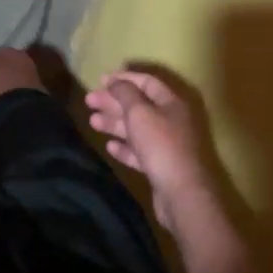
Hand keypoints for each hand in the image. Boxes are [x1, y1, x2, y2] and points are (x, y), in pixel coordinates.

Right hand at [85, 68, 210, 224]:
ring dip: (114, 123)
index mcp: (171, 104)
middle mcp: (171, 121)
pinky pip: (140, 151)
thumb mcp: (139, 112)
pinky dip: (125, 147)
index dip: (124, 78)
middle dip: (113, 102)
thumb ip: (125, 92)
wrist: (182, 195)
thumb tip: (116, 81)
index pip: (147, 82)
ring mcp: (167, 145)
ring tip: (92, 122)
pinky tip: (110, 147)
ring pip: (137, 129)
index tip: (101, 80)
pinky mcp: (162, 167)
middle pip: (139, 105)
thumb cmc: (160, 145)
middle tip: (89, 101)